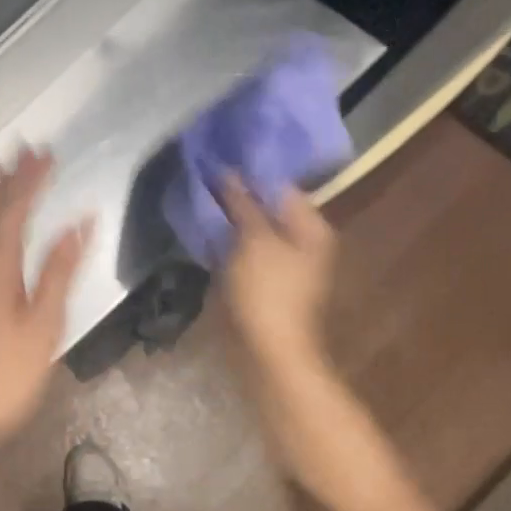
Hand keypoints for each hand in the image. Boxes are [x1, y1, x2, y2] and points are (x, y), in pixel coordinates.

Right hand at [218, 175, 335, 375]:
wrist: (265, 347)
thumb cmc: (266, 292)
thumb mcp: (253, 241)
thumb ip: (242, 204)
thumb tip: (229, 172)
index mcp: (310, 226)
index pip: (280, 186)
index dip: (250, 174)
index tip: (218, 163)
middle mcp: (302, 239)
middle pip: (267, 207)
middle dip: (237, 196)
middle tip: (204, 181)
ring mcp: (282, 260)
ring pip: (252, 228)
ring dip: (229, 218)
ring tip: (200, 202)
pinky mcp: (262, 278)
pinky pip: (243, 248)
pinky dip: (227, 240)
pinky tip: (205, 232)